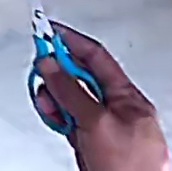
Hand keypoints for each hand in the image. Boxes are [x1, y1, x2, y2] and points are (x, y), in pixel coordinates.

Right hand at [34, 24, 169, 170]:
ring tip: (48, 105)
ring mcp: (105, 128)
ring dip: (54, 96)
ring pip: (71, 97)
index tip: (47, 30)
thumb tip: (49, 63)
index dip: (70, 40)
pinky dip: (56, 114)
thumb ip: (69, 89)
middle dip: (57, 73)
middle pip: (80, 76)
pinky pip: (69, 117)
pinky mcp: (92, 142)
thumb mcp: (96, 123)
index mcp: (130, 101)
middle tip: (41, 70)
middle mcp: (119, 111)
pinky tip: (53, 119)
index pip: (96, 57)